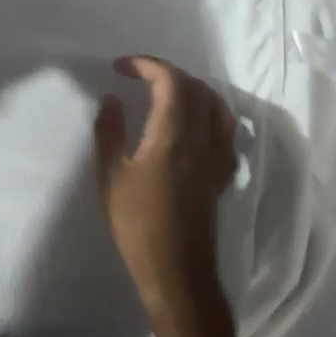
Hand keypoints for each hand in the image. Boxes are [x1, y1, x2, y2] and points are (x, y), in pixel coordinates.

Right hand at [93, 56, 239, 313]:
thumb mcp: (111, 176)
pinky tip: (194, 124)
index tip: (120, 67)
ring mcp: (217, 157)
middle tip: (137, 75)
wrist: (177, 271)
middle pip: (195, 87)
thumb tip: (112, 99)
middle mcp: (201, 139)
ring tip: (164, 91)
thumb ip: (109, 131)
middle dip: (166, 71)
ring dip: (191, 88)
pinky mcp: (222, 175)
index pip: (169, 80)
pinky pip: (225, 130)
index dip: (146, 64)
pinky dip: (210, 113)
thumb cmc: (138, 223)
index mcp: (173, 135)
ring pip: (215, 105)